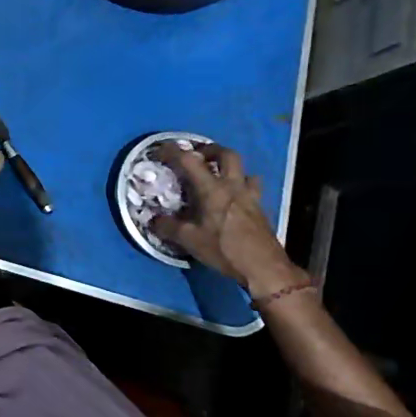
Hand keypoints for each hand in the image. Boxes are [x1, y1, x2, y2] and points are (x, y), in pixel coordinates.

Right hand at [154, 144, 305, 298]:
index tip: (161, 150)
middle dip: (210, 149)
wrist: (263, 266)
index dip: (173, 151)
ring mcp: (250, 195)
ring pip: (244, 169)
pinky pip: (252, 186)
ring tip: (220, 175)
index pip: (190, 160)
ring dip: (230, 166)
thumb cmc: (224, 250)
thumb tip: (152, 220)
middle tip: (198, 156)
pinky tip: (236, 197)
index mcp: (212, 189)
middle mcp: (233, 186)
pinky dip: (243, 184)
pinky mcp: (260, 208)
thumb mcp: (190, 241)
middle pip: (226, 154)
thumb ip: (168, 227)